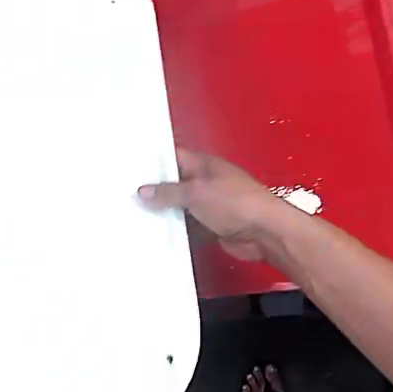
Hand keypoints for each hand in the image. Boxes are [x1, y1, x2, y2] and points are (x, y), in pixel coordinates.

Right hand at [138, 149, 294, 260]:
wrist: (267, 233)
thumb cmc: (235, 203)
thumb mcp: (197, 193)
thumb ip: (168, 192)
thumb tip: (142, 191)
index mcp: (204, 165)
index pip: (174, 157)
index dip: (154, 161)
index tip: (130, 167)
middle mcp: (206, 182)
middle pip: (175, 184)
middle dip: (155, 191)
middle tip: (125, 195)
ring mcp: (210, 205)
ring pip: (180, 207)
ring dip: (164, 213)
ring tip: (134, 216)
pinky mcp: (212, 226)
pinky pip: (189, 226)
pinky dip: (176, 230)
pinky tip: (156, 234)